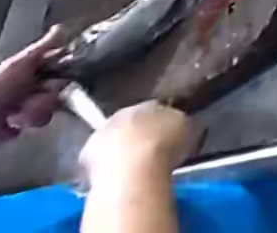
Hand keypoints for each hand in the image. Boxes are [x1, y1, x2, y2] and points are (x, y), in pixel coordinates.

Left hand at [0, 26, 64, 155]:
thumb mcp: (16, 66)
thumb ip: (41, 48)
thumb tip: (61, 28)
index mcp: (32, 64)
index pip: (60, 57)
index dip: (66, 62)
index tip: (63, 69)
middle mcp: (36, 80)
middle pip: (62, 80)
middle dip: (49, 89)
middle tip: (35, 92)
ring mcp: (33, 101)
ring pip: (55, 100)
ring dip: (38, 107)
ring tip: (19, 112)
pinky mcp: (29, 121)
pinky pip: (45, 118)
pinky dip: (32, 120)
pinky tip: (16, 121)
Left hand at [80, 101, 196, 182]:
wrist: (133, 168)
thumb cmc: (165, 146)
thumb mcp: (189, 129)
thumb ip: (185, 123)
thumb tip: (185, 125)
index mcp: (152, 102)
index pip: (157, 108)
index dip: (161, 123)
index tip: (165, 137)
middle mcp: (127, 109)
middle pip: (133, 120)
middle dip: (139, 132)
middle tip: (147, 150)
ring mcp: (104, 129)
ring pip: (114, 136)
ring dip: (120, 146)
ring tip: (130, 165)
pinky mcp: (87, 151)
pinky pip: (96, 157)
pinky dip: (103, 164)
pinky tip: (113, 175)